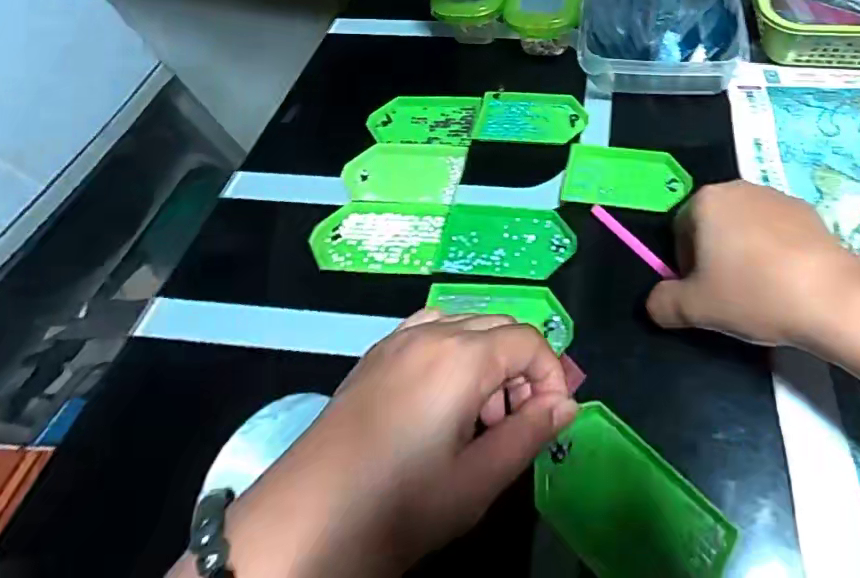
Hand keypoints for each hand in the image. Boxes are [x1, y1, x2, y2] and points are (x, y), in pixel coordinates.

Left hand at [204, 311, 578, 577]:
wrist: (292, 534)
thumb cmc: (393, 510)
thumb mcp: (474, 483)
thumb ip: (529, 436)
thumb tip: (566, 405)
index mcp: (462, 358)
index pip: (530, 342)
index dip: (552, 376)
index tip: (550, 422)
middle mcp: (433, 333)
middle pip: (501, 327)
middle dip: (522, 368)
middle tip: (516, 423)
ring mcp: (398, 341)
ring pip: (468, 325)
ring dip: (490, 359)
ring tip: (479, 418)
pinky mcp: (374, 356)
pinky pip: (431, 330)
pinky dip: (454, 350)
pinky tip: (443, 397)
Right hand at [645, 180, 859, 349]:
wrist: (829, 294)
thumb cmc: (752, 293)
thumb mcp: (695, 308)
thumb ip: (663, 303)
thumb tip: (655, 302)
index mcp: (706, 201)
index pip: (679, 231)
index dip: (684, 266)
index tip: (703, 294)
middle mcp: (739, 188)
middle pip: (713, 225)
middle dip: (714, 257)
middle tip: (729, 295)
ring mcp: (776, 196)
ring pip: (746, 227)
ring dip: (744, 253)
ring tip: (761, 291)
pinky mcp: (807, 210)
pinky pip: (777, 232)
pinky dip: (774, 252)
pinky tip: (787, 282)